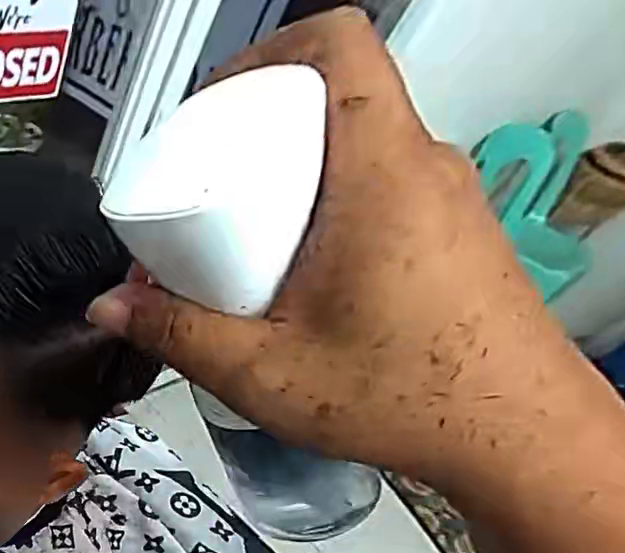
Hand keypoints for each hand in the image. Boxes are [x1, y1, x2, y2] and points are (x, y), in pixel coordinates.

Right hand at [84, 9, 610, 489]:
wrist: (516, 436)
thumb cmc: (397, 396)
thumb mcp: (261, 370)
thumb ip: (176, 334)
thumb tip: (109, 307)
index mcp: (378, 173)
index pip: (335, 44)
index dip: (263, 56)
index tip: (207, 112)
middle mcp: (421, 167)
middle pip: (329, 105)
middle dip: (252, 141)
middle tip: (199, 202)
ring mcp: (444, 200)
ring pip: (350, 155)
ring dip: (284, 186)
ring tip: (233, 252)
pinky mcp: (450, 236)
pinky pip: (373, 195)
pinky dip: (319, 216)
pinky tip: (289, 284)